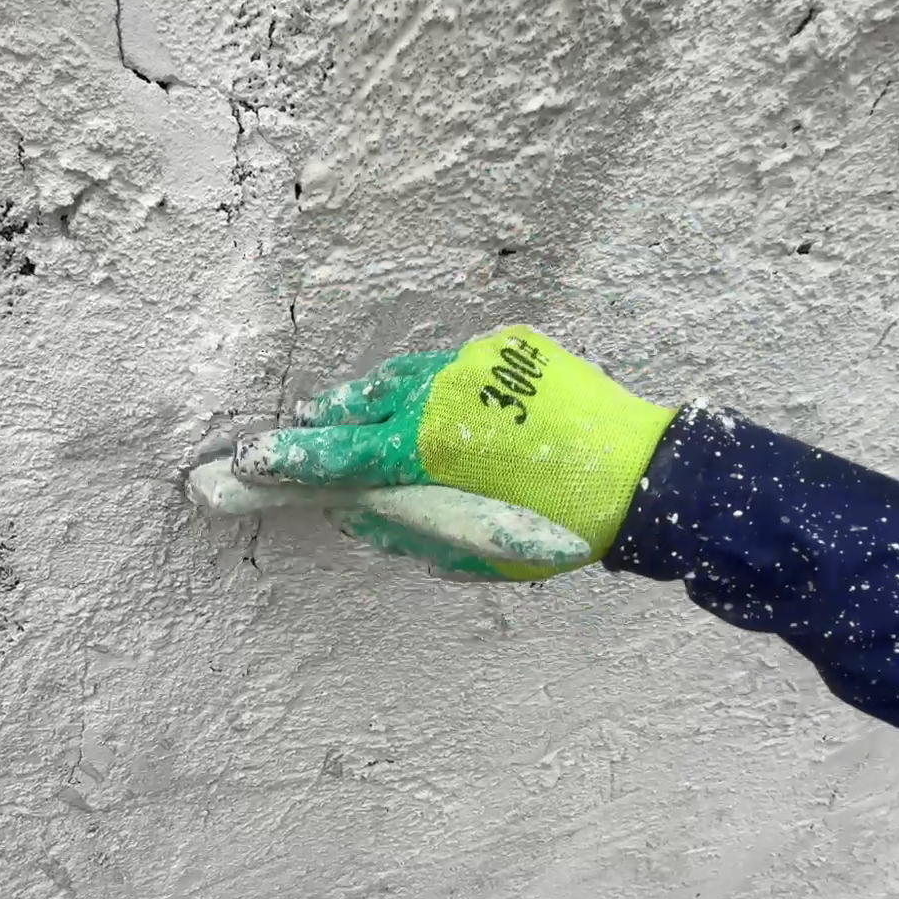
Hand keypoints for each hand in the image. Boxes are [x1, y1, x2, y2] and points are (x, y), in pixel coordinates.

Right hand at [233, 326, 673, 579]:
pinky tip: (447, 407)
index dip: (292, 457)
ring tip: (367, 413)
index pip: (340, 453)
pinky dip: (435, 387)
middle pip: (361, 400)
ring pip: (399, 375)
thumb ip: (401, 527)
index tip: (250, 457)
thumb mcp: (472, 552)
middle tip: (310, 425)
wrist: (648, 476)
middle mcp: (445, 393)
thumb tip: (349, 509)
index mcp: (434, 448)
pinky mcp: (506, 345)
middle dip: (331, 417)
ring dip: (377, 398)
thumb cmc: (558, 526)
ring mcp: (476, 361)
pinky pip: (449, 365)